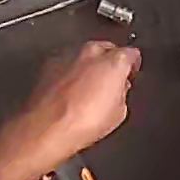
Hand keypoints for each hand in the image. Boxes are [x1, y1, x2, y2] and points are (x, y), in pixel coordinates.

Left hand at [0, 41, 142, 179]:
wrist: (46, 129)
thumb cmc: (79, 122)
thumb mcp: (119, 113)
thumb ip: (123, 93)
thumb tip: (119, 92)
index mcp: (114, 61)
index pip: (132, 53)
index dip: (133, 65)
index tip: (131, 73)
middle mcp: (91, 53)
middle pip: (107, 50)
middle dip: (111, 63)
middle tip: (112, 83)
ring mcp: (69, 56)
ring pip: (85, 55)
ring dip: (89, 68)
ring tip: (89, 91)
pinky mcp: (50, 65)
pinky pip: (67, 65)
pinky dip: (71, 73)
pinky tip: (71, 93)